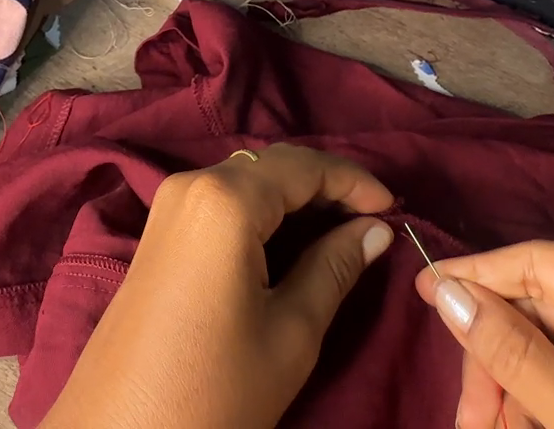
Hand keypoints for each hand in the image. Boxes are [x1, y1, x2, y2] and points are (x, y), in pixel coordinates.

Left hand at [41, 144, 395, 428]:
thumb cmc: (215, 387)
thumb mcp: (291, 332)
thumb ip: (335, 267)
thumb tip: (374, 229)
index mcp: (225, 199)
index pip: (304, 166)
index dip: (354, 181)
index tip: (395, 209)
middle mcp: (192, 183)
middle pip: (272, 165)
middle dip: (325, 184)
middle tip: (371, 220)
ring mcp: (169, 204)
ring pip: (247, 178)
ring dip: (294, 194)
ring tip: (340, 227)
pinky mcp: (158, 229)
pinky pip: (222, 198)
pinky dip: (262, 208)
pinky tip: (289, 236)